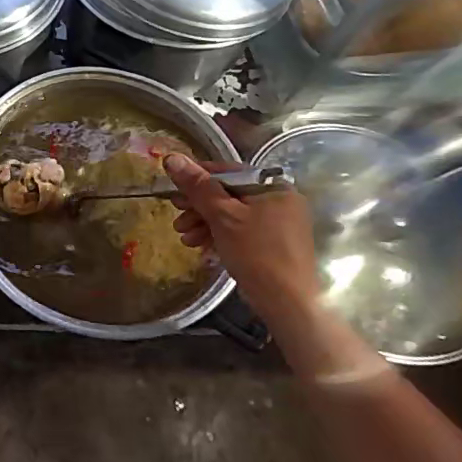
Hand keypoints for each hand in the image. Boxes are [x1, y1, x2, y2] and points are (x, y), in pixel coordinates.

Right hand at [166, 154, 384, 379]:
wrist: (288, 304)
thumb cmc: (257, 252)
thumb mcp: (222, 216)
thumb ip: (198, 186)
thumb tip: (172, 158)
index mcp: (272, 186)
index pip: (228, 172)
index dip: (197, 178)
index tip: (173, 187)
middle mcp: (279, 200)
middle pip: (229, 194)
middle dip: (198, 206)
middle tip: (176, 214)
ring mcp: (278, 224)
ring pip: (233, 215)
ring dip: (205, 224)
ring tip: (184, 237)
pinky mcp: (273, 245)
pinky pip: (241, 232)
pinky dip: (220, 237)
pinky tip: (202, 249)